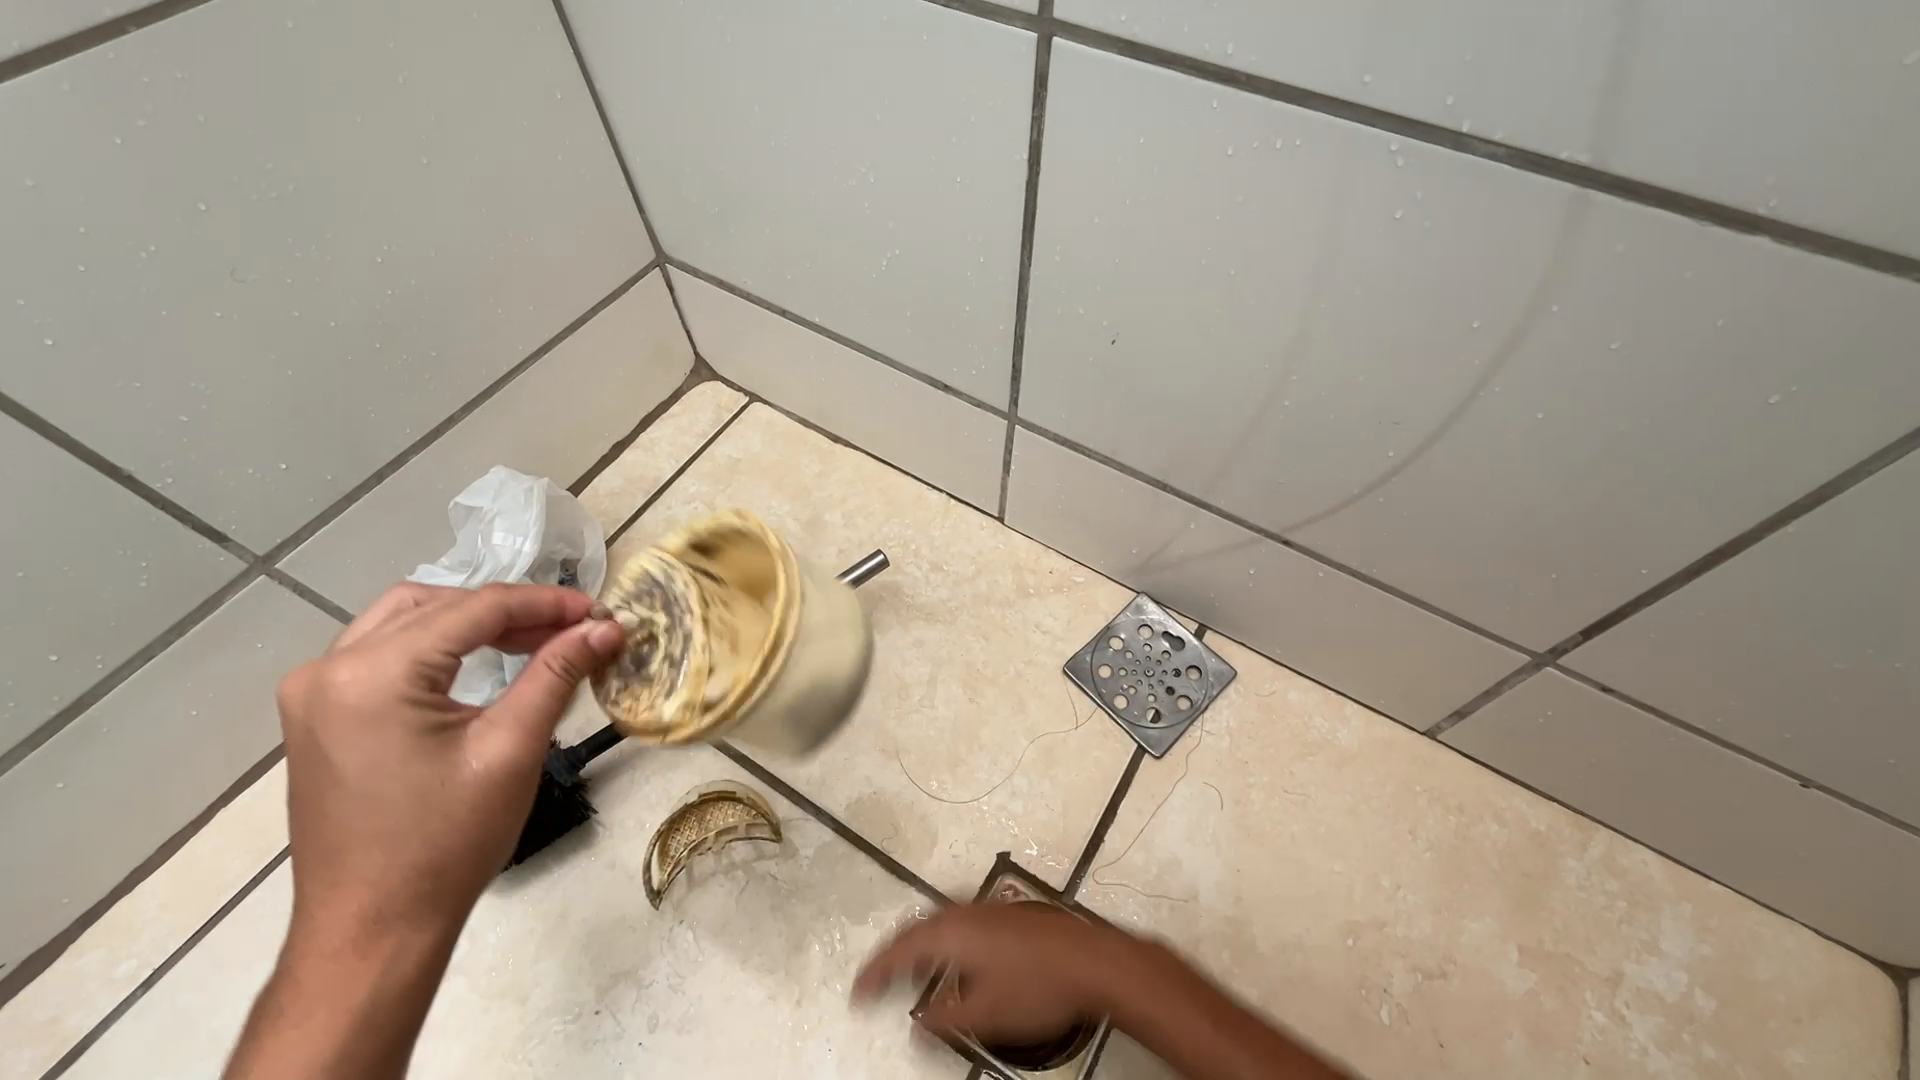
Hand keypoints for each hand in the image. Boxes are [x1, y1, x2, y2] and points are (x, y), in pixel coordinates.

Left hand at [274, 583, 625, 944]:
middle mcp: (329, 668)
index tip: (600, 614)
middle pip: (436, 605)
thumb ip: (558, 674)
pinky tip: (479, 667)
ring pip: (405, 621)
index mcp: (372, 673)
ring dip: (471, 623)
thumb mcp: (513, 749)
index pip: (475, 608)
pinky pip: (382, 653)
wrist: (373, 928)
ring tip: (534, 643)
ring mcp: (313, 692)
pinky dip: (437, 647)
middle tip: (571, 631)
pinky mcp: (316, 716)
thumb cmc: (447, 842)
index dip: (546, 604)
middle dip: (510, 610)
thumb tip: (608, 629)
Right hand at [853, 903, 1145, 1043]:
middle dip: (893, 955)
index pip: (899, 950)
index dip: (874, 972)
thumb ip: (943, 1019)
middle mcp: (963, 911)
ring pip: (938, 920)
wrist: (1092, 960)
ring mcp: (986, 907)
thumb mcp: (984, 1014)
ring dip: (918, 943)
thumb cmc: (1037, 987)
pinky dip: (942, 936)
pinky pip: (958, 919)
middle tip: (877, 981)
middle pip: (915, 929)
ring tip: (908, 968)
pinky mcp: (1006, 911)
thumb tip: (915, 1023)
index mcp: (950, 932)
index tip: (857, 993)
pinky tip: (954, 954)